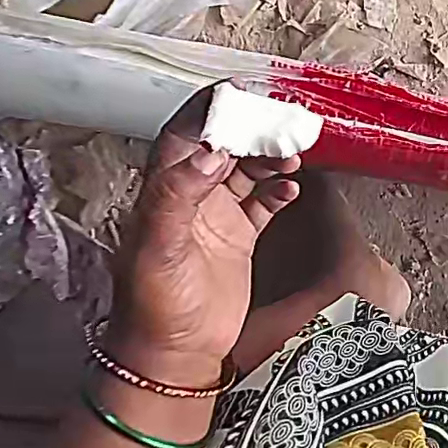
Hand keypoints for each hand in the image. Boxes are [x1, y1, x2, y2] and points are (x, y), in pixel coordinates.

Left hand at [113, 91, 301, 386]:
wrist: (176, 353)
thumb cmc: (156, 304)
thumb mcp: (159, 248)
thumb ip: (179, 196)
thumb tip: (212, 152)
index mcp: (166, 190)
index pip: (187, 134)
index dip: (212, 110)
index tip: (242, 94)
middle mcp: (192, 195)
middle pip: (224, 146)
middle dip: (251, 131)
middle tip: (280, 122)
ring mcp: (217, 215)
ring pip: (246, 170)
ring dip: (269, 158)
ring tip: (291, 155)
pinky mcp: (239, 236)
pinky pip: (263, 202)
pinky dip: (278, 190)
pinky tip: (290, 188)